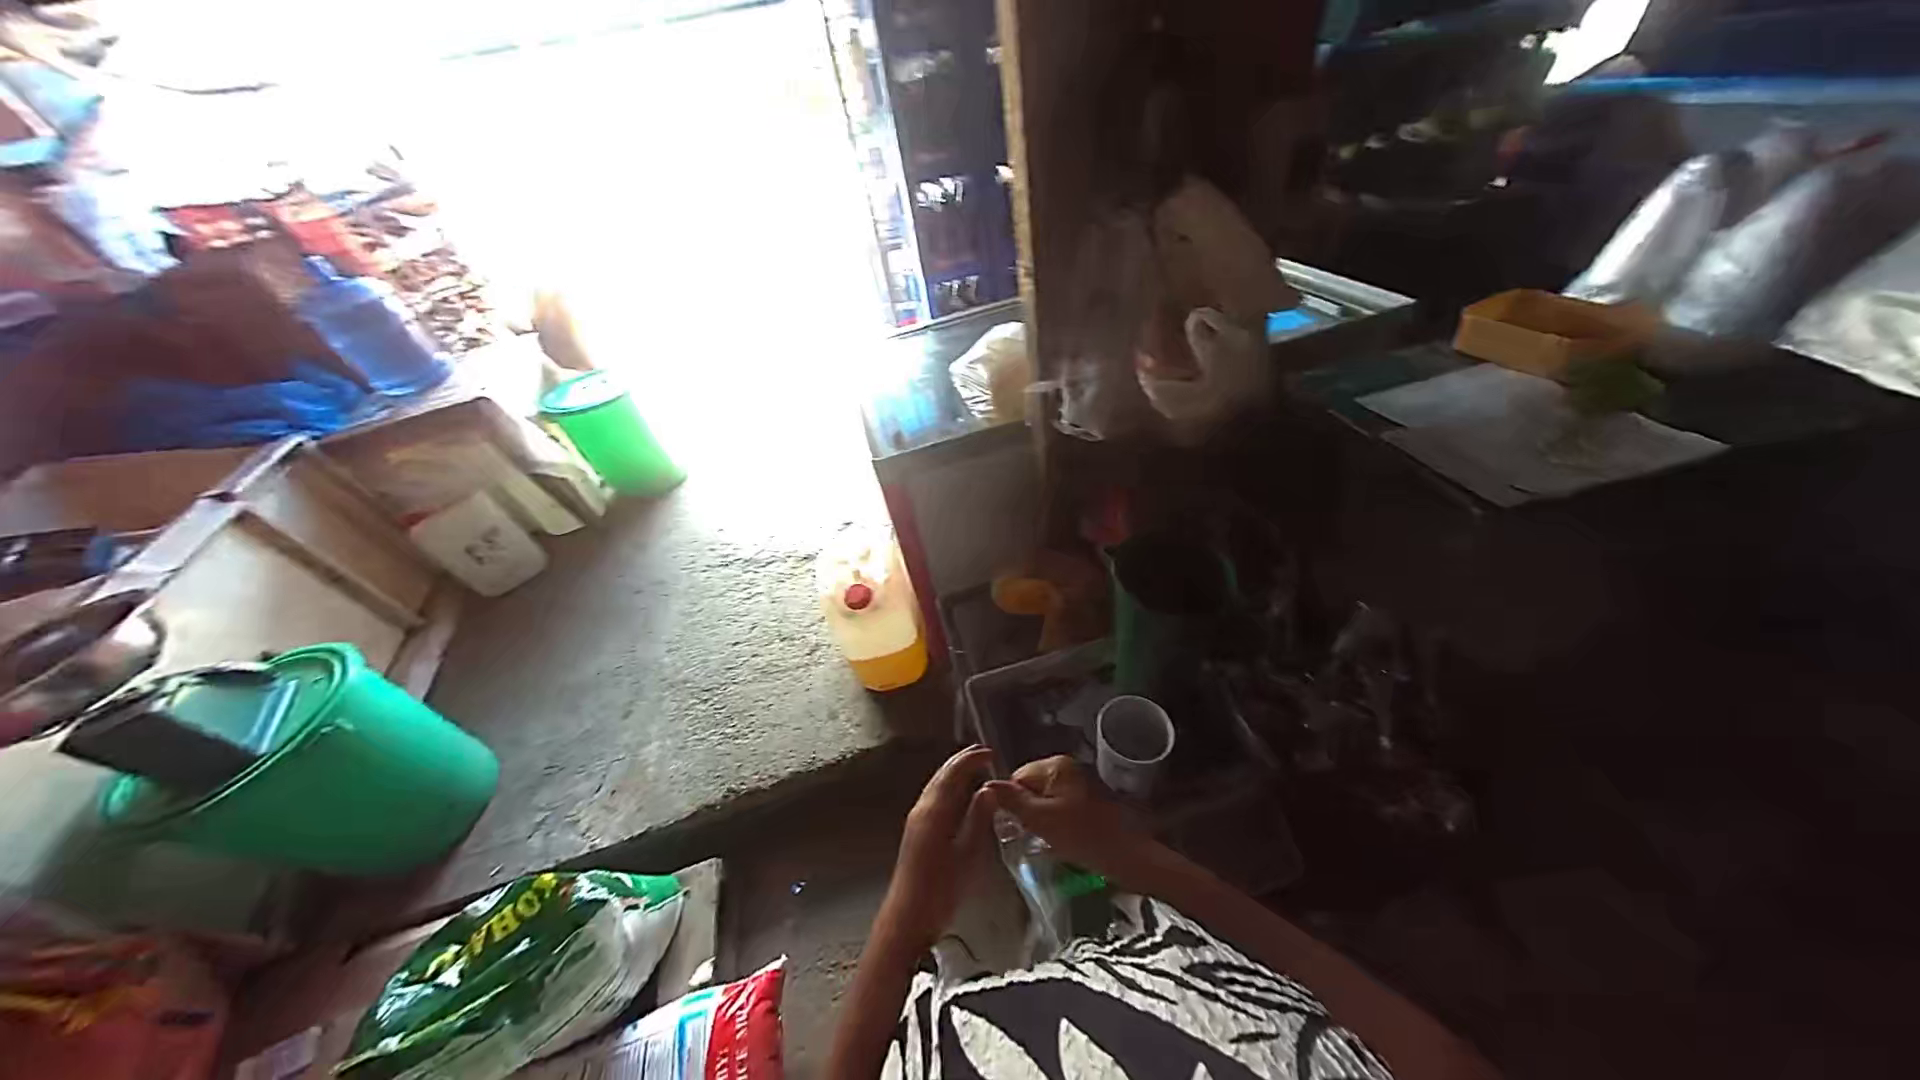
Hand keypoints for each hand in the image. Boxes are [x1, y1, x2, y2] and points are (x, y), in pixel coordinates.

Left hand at [881, 745, 995, 949]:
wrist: (908, 918)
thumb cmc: (941, 888)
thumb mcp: (968, 853)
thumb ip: (978, 818)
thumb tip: (989, 788)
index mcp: (934, 810)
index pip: (953, 774)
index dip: (971, 761)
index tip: (990, 753)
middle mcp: (922, 809)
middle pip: (941, 777)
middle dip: (960, 762)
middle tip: (982, 753)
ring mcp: (916, 821)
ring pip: (936, 787)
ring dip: (953, 775)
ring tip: (973, 769)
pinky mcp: (916, 834)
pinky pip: (934, 799)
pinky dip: (948, 789)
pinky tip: (958, 798)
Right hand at [984, 755, 1164, 891]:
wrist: (1130, 858)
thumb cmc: (1084, 837)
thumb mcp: (1042, 820)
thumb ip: (1013, 801)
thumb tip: (987, 785)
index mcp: (1056, 765)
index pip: (1017, 776)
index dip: (1012, 801)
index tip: (1016, 825)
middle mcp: (1068, 767)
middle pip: (1031, 785)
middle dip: (1027, 809)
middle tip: (1031, 834)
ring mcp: (1081, 782)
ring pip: (1045, 797)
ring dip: (1041, 817)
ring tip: (1047, 838)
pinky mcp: (1089, 799)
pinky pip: (1060, 805)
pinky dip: (1056, 821)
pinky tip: (1061, 838)